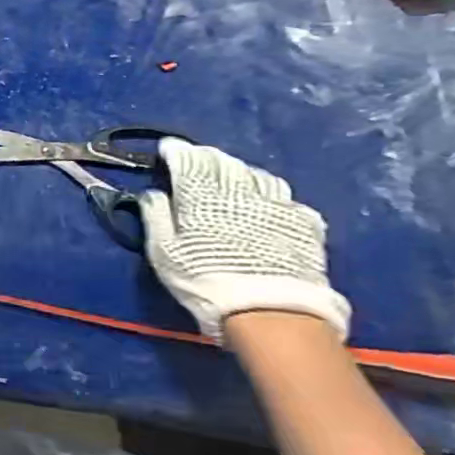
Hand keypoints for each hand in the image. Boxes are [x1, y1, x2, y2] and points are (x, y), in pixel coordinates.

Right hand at [138, 139, 350, 343]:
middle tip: (195, 153)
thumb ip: (156, 217)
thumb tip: (151, 193)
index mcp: (202, 198)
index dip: (177, 152)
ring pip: (257, 175)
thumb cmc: (203, 277)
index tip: (167, 146)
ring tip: (228, 170)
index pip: (189, 164)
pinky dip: (267, 189)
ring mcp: (277, 206)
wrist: (268, 307)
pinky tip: (263, 196)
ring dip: (239, 169)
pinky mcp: (303, 222)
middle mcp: (241, 193)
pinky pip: (283, 196)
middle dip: (207, 156)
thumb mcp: (163, 250)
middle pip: (225, 165)